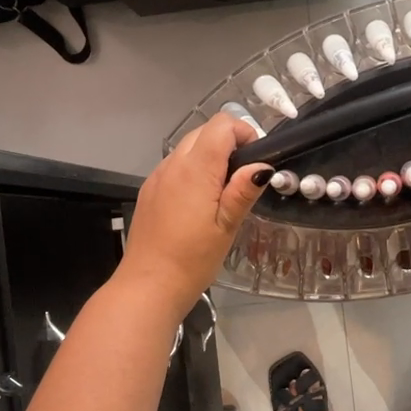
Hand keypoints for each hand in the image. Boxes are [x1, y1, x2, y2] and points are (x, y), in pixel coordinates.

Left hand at [116, 113, 269, 312]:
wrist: (148, 285)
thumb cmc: (193, 259)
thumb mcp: (227, 227)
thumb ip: (243, 191)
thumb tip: (262, 166)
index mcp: (196, 169)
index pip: (222, 125)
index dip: (244, 133)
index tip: (256, 160)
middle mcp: (173, 164)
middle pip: (205, 131)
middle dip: (229, 143)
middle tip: (243, 178)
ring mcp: (158, 176)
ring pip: (188, 146)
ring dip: (210, 156)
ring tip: (223, 193)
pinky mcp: (150, 190)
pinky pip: (175, 165)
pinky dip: (193, 170)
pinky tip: (199, 203)